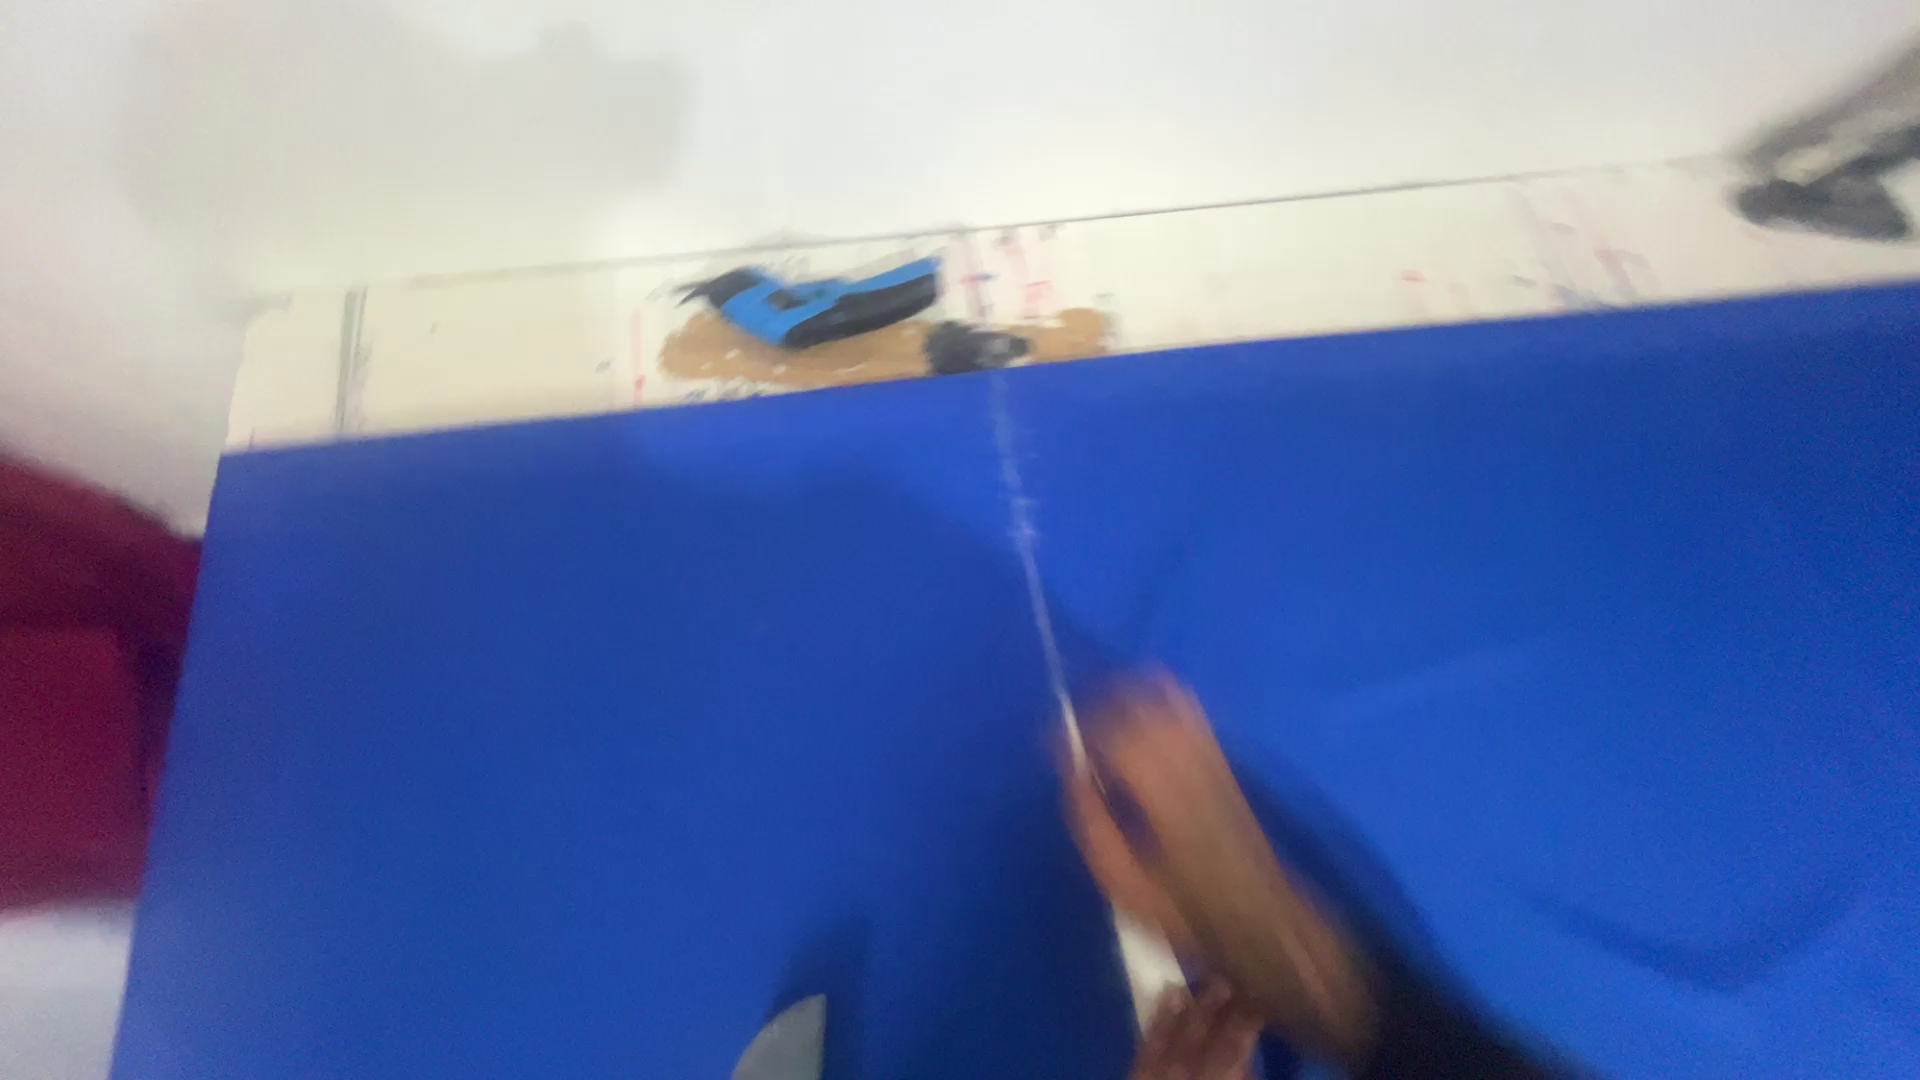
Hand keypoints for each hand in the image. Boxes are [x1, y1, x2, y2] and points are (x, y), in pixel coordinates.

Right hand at [1064, 673, 1378, 1068]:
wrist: (1257, 914)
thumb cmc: (1183, 907)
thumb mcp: (1123, 883)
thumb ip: (1093, 826)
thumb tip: (1072, 774)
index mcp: (1160, 797)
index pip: (1117, 742)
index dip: (1083, 732)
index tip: (1059, 739)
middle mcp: (1187, 767)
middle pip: (1141, 713)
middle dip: (1101, 705)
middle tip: (1075, 718)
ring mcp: (1209, 759)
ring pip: (1167, 704)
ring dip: (1130, 693)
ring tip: (1103, 700)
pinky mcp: (1221, 759)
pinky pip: (1194, 712)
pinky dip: (1169, 692)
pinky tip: (1152, 684)